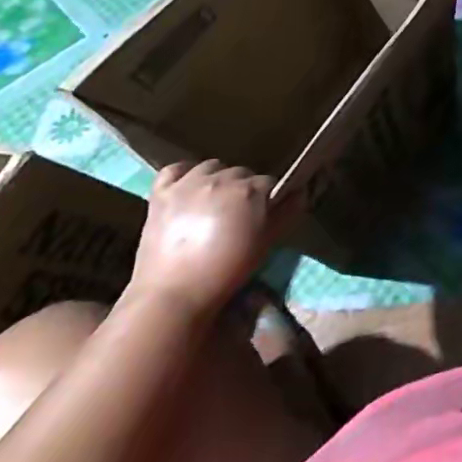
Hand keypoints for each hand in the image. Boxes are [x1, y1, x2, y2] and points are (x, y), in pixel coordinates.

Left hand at [129, 160, 273, 316]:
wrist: (174, 294)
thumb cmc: (227, 272)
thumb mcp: (266, 244)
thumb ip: (286, 214)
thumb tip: (300, 192)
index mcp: (249, 190)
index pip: (269, 183)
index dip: (269, 200)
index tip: (264, 217)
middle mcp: (221, 178)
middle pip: (241, 173)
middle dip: (243, 190)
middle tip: (237, 216)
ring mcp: (188, 183)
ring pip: (211, 166)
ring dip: (217, 180)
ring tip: (213, 204)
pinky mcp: (161, 192)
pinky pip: (176, 169)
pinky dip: (184, 174)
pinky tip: (187, 189)